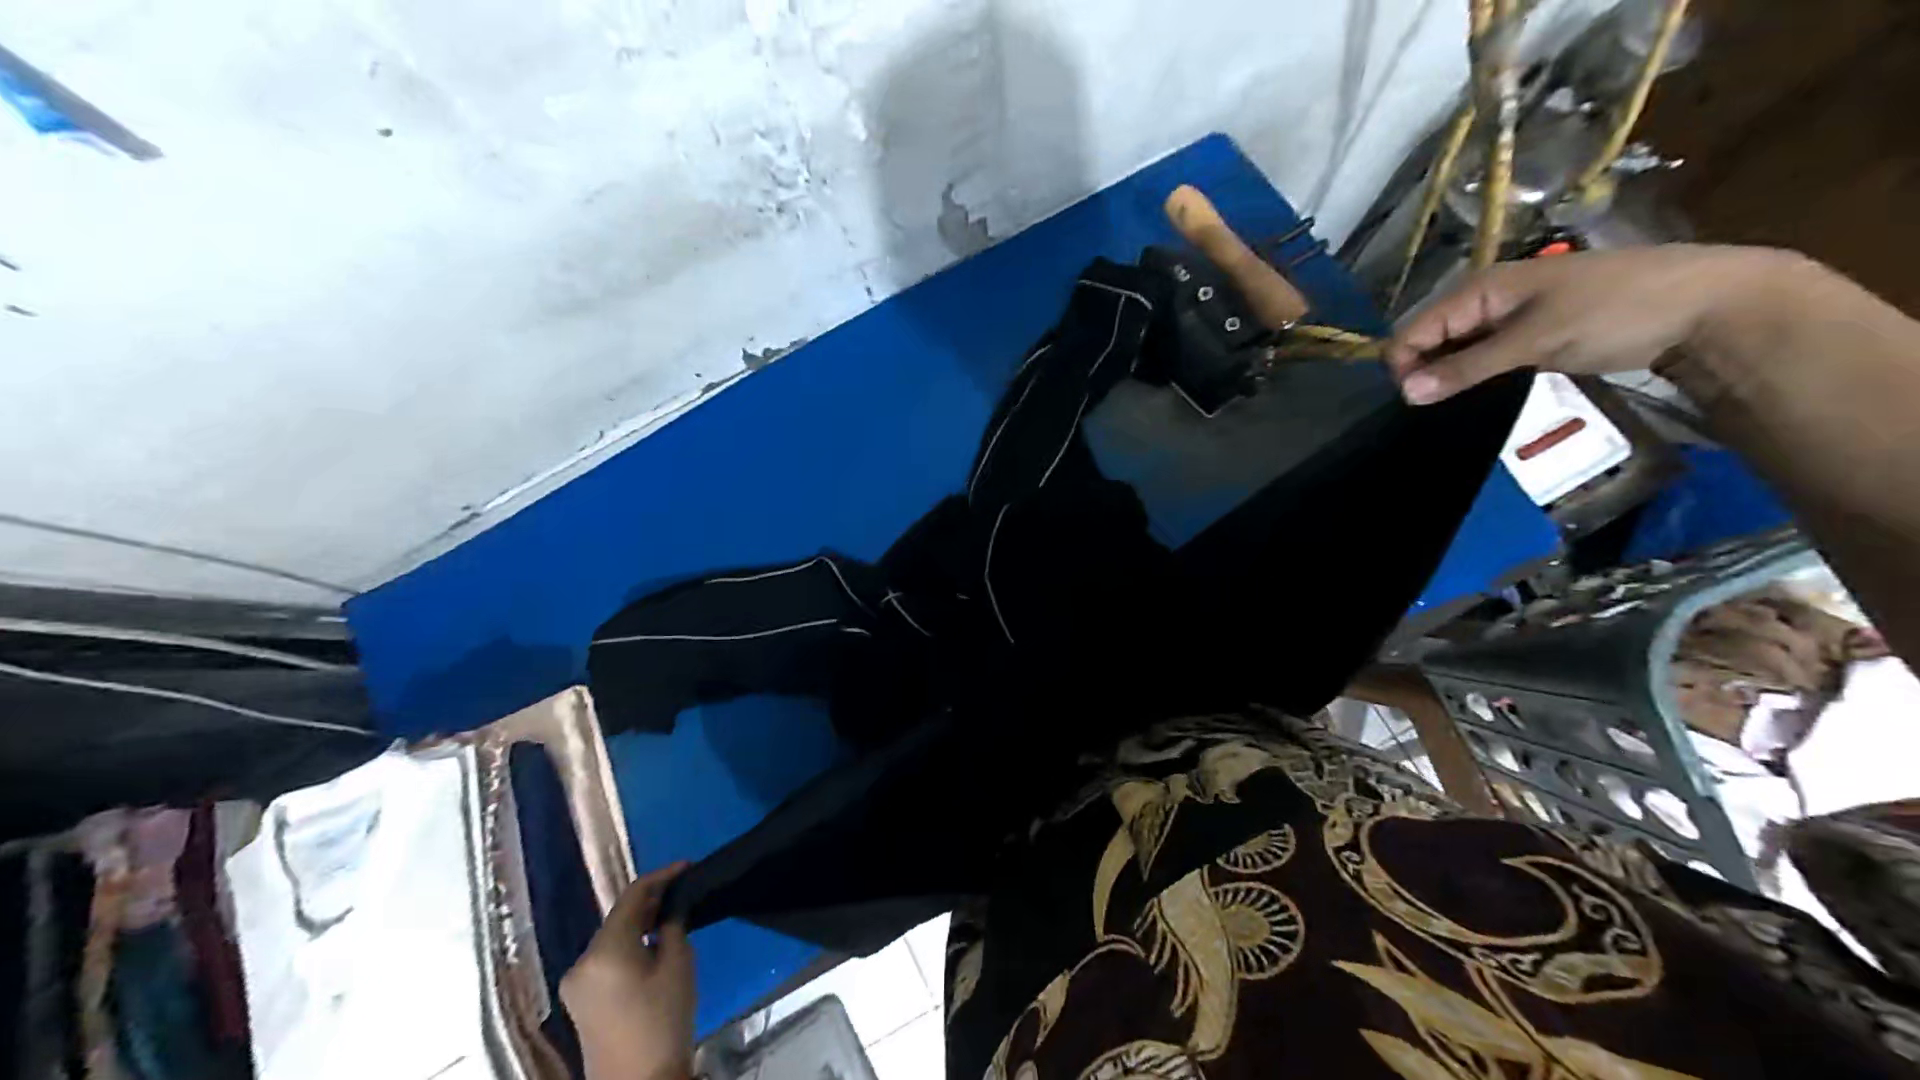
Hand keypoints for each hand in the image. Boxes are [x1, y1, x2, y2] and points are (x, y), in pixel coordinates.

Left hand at [560, 862, 695, 1079]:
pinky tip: (652, 944)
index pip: (633, 895)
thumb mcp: (678, 964)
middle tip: (683, 890)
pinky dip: (628, 945)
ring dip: (639, 923)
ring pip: (612, 937)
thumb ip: (672, 926)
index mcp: (604, 949)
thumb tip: (670, 908)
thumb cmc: (663, 1021)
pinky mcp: (580, 1002)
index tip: (688, 867)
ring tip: (672, 913)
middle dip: (650, 900)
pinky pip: (606, 958)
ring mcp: (576, 984)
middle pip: (619, 917)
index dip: (661, 876)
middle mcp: (581, 961)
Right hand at [1384, 244, 1786, 404]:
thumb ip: (1466, 369)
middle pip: (1427, 340)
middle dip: (1423, 372)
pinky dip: (1472, 376)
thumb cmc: (1614, 310)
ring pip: (1453, 351)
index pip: (1412, 331)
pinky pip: (1480, 357)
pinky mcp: (1527, 336)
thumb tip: (1404, 394)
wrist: (1707, 304)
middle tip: (1438, 407)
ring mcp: (1506, 318)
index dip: (1404, 366)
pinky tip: (1479, 394)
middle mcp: (1484, 300)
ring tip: (1455, 405)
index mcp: (1477, 290)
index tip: (1417, 401)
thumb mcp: (1533, 341)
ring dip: (1448, 377)